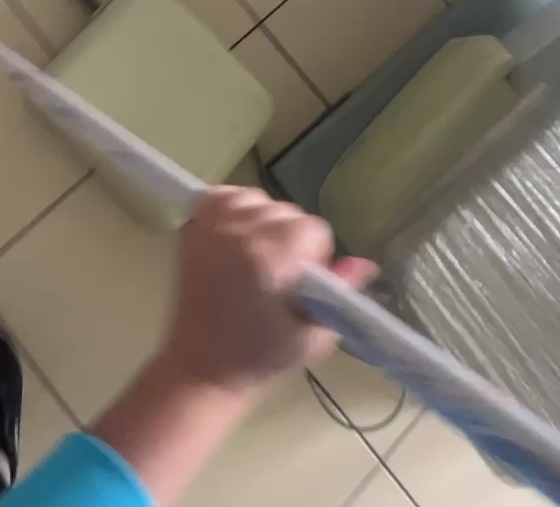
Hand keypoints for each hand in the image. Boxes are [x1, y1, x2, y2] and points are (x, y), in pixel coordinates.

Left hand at [159, 187, 377, 394]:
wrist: (202, 365)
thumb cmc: (261, 357)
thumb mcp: (313, 336)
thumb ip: (340, 294)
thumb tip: (365, 263)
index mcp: (271, 258)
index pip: (314, 227)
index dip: (318, 254)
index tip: (306, 280)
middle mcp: (240, 233)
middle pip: (287, 210)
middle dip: (293, 237)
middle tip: (283, 273)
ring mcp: (212, 226)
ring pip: (257, 198)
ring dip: (265, 220)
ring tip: (259, 253)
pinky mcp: (193, 226)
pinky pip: (224, 194)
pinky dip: (235, 208)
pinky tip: (238, 234)